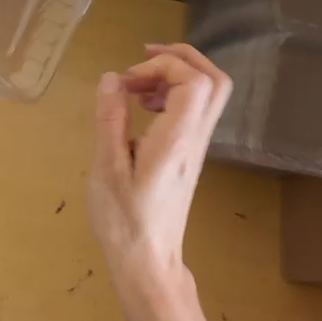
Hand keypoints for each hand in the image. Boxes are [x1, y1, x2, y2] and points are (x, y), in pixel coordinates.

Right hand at [87, 43, 232, 286]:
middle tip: (142, 58)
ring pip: (209, 94)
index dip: (163, 66)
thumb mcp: (106, 168)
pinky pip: (195, 111)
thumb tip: (112, 78)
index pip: (194, 81)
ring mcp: (197, 148)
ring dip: (176, 75)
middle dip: (181, 58)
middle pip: (215, 81)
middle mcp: (195, 139)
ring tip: (136, 84)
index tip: (127, 81)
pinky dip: (173, 95)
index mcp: (176, 140)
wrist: (148, 263)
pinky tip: (142, 107)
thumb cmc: (123, 220)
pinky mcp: (189, 157)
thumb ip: (110, 119)